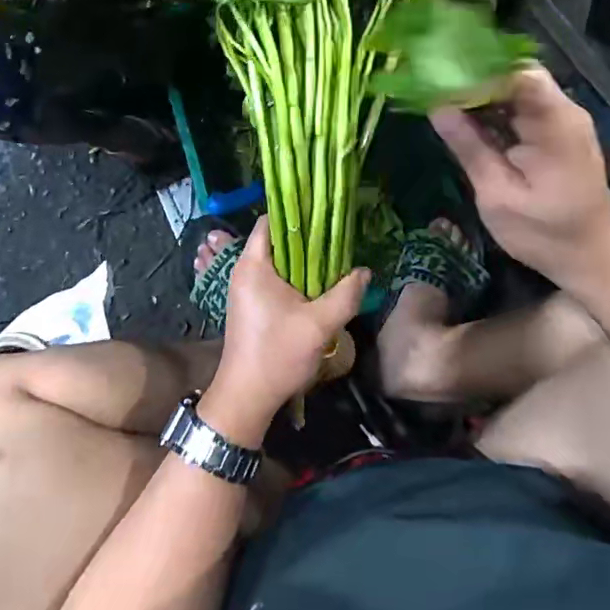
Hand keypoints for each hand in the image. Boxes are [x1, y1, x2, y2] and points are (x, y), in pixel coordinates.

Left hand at [201, 216, 367, 445]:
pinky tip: (318, 285)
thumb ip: (345, 295)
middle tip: (337, 237)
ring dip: (303, 261)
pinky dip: (295, 277)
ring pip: (278, 261)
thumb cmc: (277, 354)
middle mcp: (245, 270)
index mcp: (253, 265)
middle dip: (306, 238)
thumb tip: (364, 271)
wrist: (246, 395)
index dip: (296, 213)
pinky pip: (275, 278)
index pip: (270, 221)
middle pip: (276, 240)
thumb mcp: (319, 325)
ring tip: (333, 260)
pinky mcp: (252, 304)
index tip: (324, 214)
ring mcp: (246, 288)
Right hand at [429, 64, 609, 286]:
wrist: (590, 257)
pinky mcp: (553, 132)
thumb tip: (436, 108)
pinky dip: (491, 111)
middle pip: (514, 76)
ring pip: (513, 89)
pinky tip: (463, 120)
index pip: (516, 73)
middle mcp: (561, 112)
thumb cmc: (544, 232)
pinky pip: (518, 108)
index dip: (477, 71)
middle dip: (473, 80)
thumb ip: (469, 147)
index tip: (439, 79)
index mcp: (553, 122)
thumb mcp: (497, 194)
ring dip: (479, 95)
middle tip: (432, 90)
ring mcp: (559, 121)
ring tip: (440, 101)